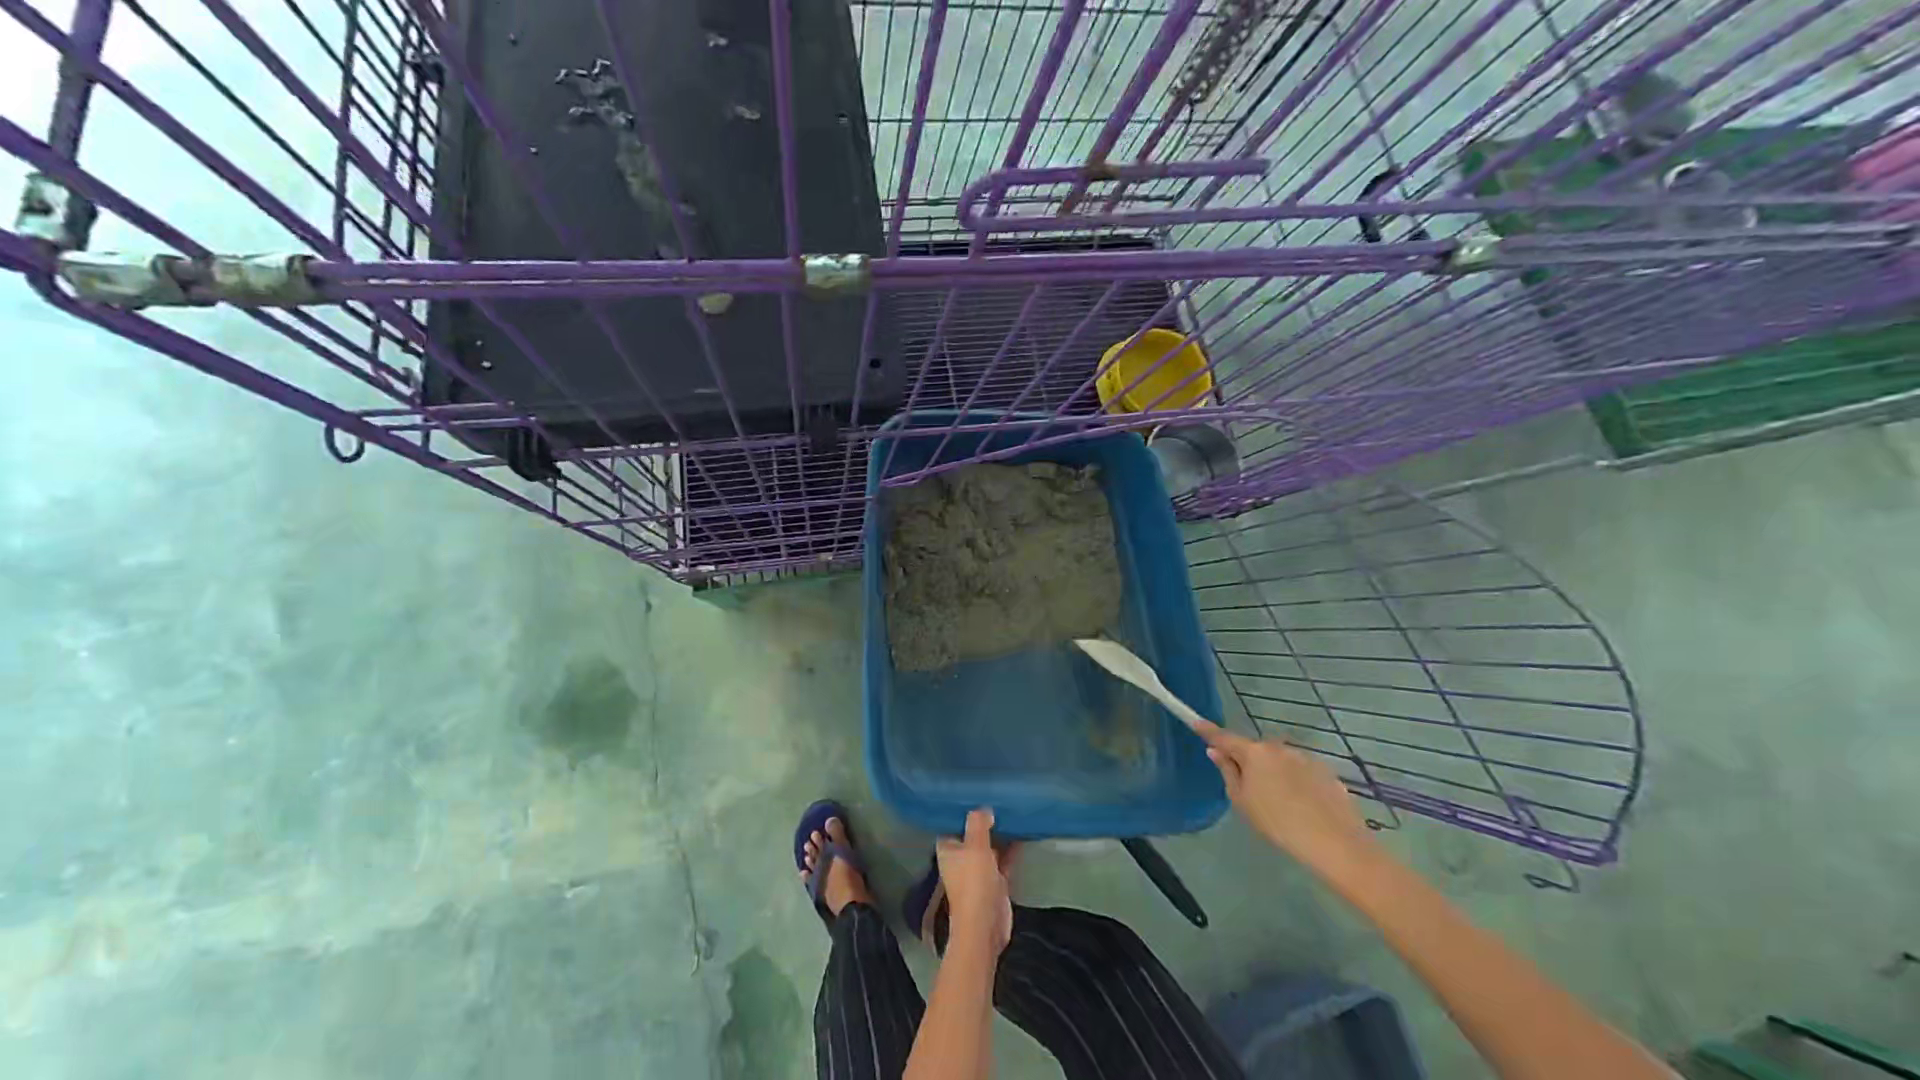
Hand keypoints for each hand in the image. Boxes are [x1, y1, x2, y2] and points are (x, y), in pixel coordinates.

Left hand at [937, 808, 1011, 955]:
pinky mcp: (995, 881)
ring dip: (999, 833)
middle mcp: (961, 858)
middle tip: (999, 796)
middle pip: (972, 833)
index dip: (962, 809)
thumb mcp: (975, 846)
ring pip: (989, 845)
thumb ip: (978, 823)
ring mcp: (978, 870)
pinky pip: (1003, 859)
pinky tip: (1023, 832)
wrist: (985, 925)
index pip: (952, 823)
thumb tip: (984, 809)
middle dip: (984, 819)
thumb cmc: (974, 882)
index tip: (974, 791)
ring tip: (1012, 808)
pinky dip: (1011, 848)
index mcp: (948, 849)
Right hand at [1189, 717, 1377, 876]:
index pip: (1224, 737)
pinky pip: (1300, 771)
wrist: (1334, 842)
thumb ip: (1227, 772)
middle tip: (1249, 791)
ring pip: (1279, 761)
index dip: (1208, 731)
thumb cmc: (1277, 823)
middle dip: (1248, 762)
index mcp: (1254, 753)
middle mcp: (1279, 747)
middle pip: (1255, 750)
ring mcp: (1305, 757)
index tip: (1195, 722)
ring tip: (1281, 805)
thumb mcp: (1242, 801)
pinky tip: (1302, 807)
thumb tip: (1216, 752)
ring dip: (1274, 773)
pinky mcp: (1325, 770)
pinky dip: (1295, 782)